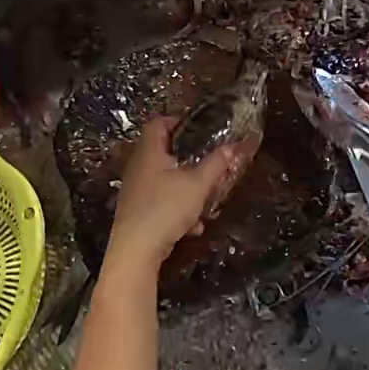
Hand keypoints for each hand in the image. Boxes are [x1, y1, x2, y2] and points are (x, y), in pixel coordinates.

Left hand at [106, 116, 238, 267]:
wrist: (136, 250)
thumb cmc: (166, 208)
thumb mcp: (198, 184)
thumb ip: (216, 164)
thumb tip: (232, 146)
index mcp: (149, 153)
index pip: (158, 123)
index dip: (177, 120)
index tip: (199, 126)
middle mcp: (138, 167)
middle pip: (163, 152)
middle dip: (188, 157)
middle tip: (208, 160)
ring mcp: (136, 190)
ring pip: (165, 179)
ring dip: (186, 186)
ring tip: (205, 196)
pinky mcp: (137, 211)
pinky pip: (161, 201)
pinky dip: (178, 208)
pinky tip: (193, 226)